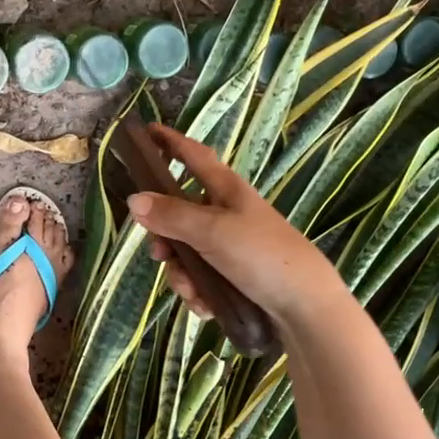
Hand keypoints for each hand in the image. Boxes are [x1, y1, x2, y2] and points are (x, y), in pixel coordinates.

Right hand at [126, 124, 353, 328]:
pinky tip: (207, 306)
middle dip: (166, 239)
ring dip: (183, 275)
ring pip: (187, 252)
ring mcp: (232, 245)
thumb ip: (172, 216)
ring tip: (194, 293)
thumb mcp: (212, 232)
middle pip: (180, 215)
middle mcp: (227, 213)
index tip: (146, 132)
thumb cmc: (262, 255)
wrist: (305, 306)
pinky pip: (202, 278)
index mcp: (226, 189)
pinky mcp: (235, 275)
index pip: (193, 156)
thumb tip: (133, 199)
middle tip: (161, 255)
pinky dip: (199, 293)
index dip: (171, 142)